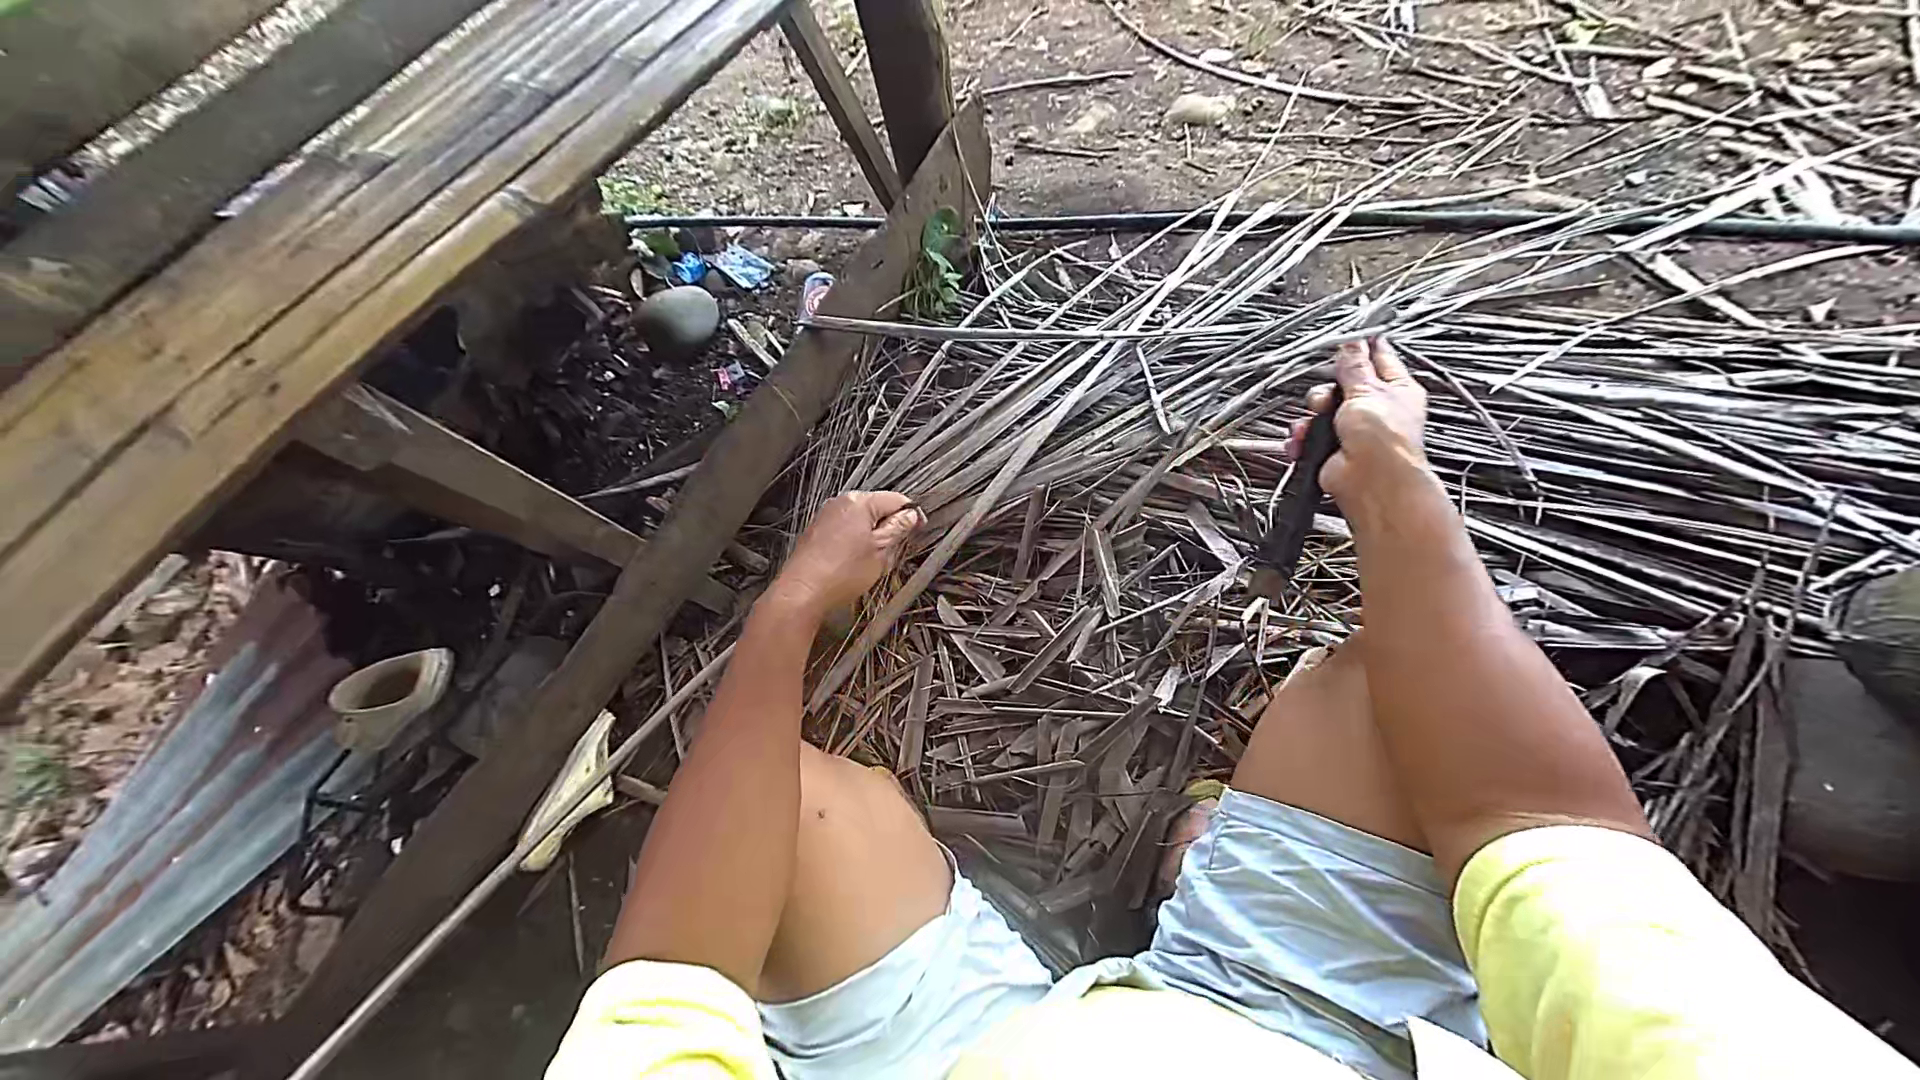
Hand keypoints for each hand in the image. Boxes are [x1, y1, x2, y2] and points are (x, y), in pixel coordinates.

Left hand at [765, 491, 923, 618]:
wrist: (802, 592)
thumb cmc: (839, 573)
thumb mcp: (881, 551)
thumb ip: (899, 529)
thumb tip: (911, 516)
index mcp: (859, 502)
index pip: (896, 499)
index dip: (911, 515)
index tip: (917, 530)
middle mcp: (840, 503)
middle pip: (877, 509)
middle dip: (889, 528)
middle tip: (893, 553)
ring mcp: (826, 517)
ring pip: (861, 521)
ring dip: (872, 538)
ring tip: (871, 562)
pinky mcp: (817, 532)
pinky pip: (845, 531)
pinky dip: (854, 544)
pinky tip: (853, 564)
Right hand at [1288, 336, 1429, 502]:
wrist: (1370, 481)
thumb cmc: (1386, 440)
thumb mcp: (1367, 391)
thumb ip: (1354, 366)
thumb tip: (1351, 342)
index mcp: (1395, 389)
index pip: (1376, 358)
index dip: (1361, 348)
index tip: (1347, 339)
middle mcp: (1374, 409)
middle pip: (1339, 386)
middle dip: (1325, 392)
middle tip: (1326, 397)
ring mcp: (1351, 431)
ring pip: (1319, 412)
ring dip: (1309, 418)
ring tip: (1313, 424)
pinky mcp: (1330, 449)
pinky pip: (1307, 436)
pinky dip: (1300, 439)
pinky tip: (1303, 441)